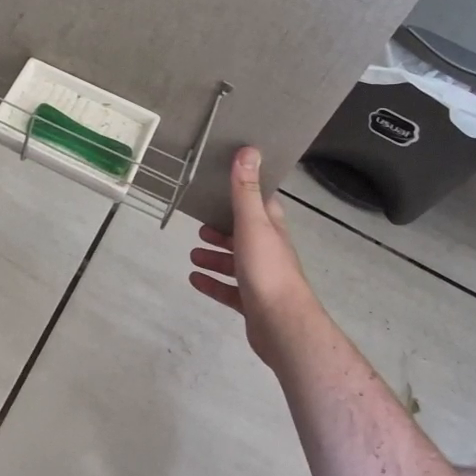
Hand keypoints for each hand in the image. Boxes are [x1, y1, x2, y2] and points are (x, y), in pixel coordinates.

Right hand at [189, 146, 311, 365]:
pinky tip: (195, 280)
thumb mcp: (252, 223)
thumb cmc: (267, 269)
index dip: (246, 194)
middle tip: (200, 227)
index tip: (225, 186)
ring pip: (235, 262)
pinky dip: (212, 283)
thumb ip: (246, 189)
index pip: (261, 204)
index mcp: (270, 229)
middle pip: (244, 234)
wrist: (282, 326)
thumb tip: (249, 149)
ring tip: (192, 254)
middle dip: (223, 229)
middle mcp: (268, 251)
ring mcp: (261, 279)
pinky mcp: (252, 303)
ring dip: (215, 256)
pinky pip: (229, 290)